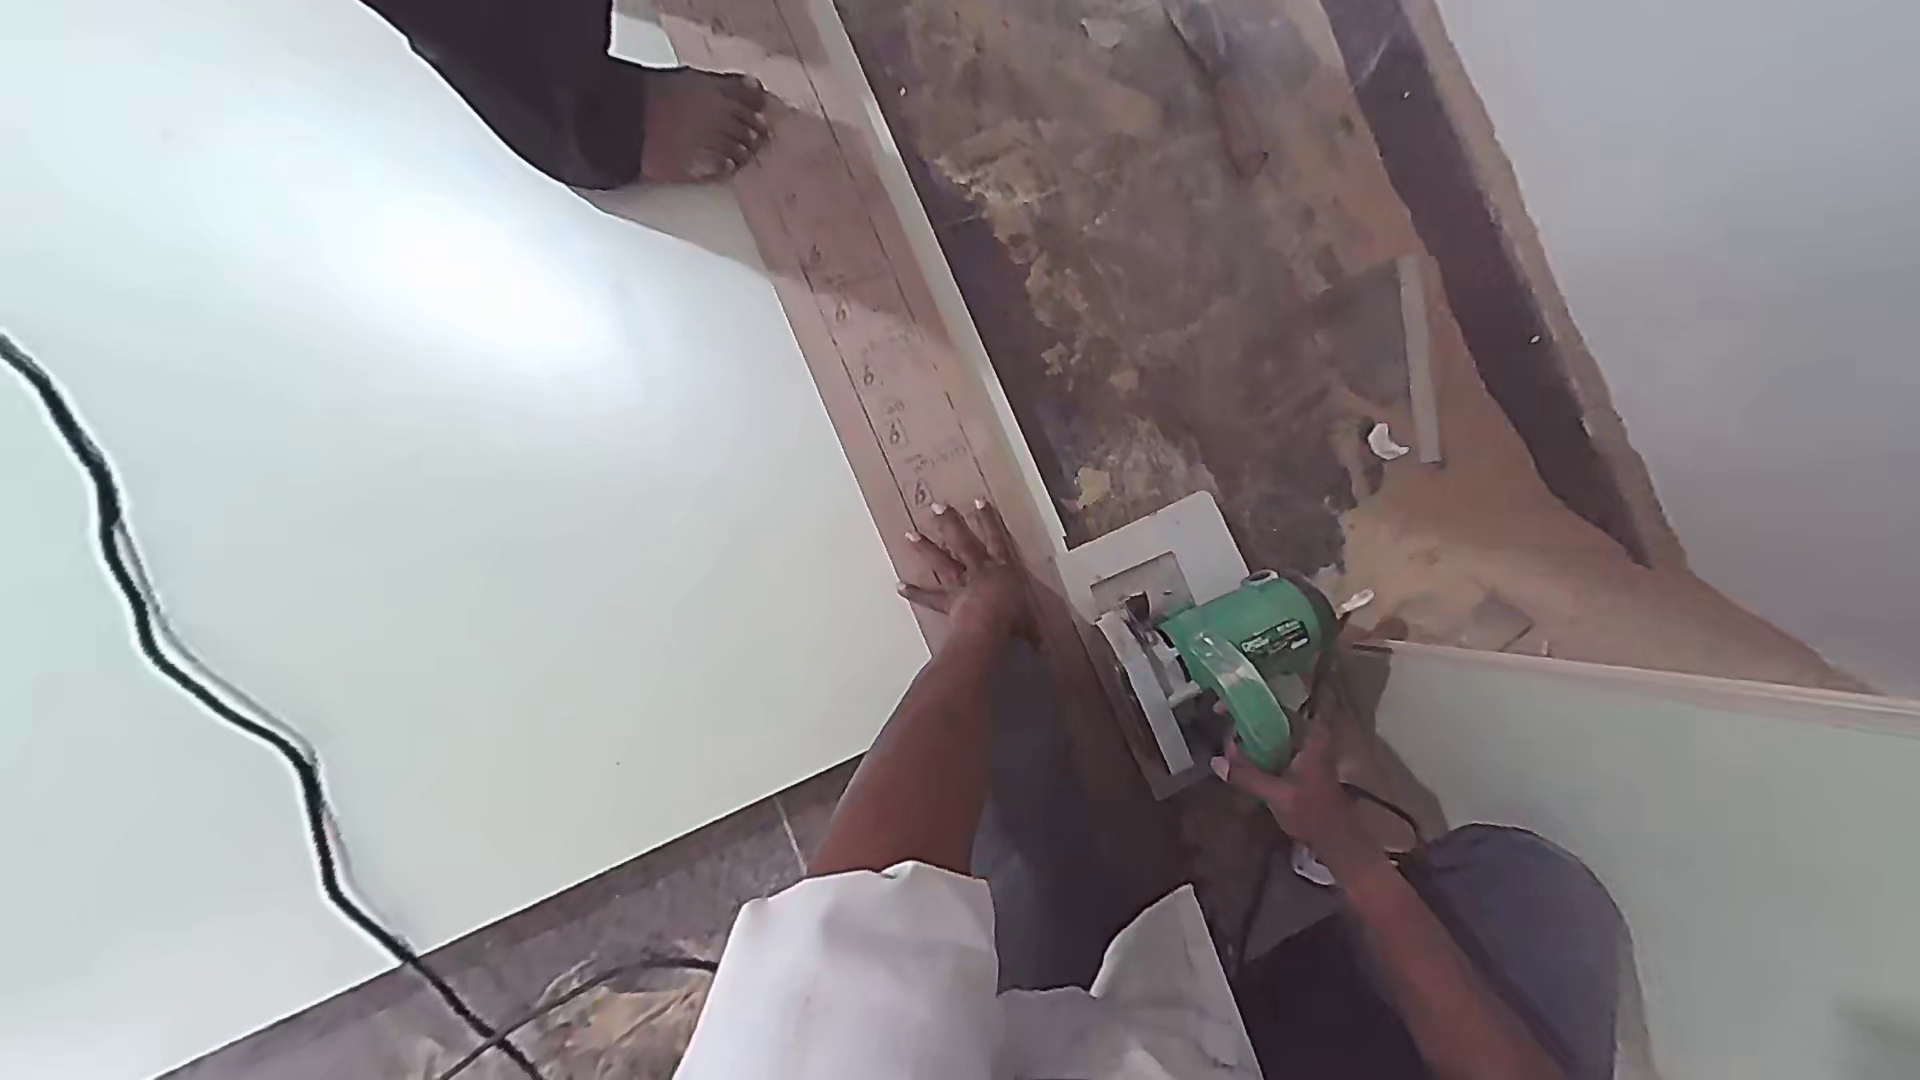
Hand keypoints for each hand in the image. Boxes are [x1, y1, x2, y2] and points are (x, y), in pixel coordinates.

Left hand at [897, 500, 1030, 639]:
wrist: (988, 628)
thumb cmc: (1014, 620)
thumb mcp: (1029, 625)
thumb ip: (1031, 633)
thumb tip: (1041, 648)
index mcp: (1003, 570)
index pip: (996, 540)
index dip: (988, 521)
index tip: (978, 502)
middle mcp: (979, 571)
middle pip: (962, 542)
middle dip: (950, 524)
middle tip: (936, 507)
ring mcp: (960, 585)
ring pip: (940, 561)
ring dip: (925, 548)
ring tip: (909, 534)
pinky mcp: (947, 602)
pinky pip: (928, 597)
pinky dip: (914, 592)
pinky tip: (899, 585)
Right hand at [1212, 722, 1379, 873]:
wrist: (1341, 843)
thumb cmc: (1315, 815)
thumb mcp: (1278, 795)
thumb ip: (1247, 776)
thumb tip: (1215, 761)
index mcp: (1310, 736)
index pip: (1276, 706)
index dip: (1248, 702)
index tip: (1224, 707)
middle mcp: (1309, 737)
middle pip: (1271, 717)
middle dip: (1244, 719)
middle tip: (1221, 724)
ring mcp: (1304, 751)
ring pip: (1271, 733)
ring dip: (1248, 736)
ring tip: (1226, 743)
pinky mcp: (1299, 765)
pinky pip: (1273, 747)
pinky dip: (1256, 749)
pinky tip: (1238, 759)